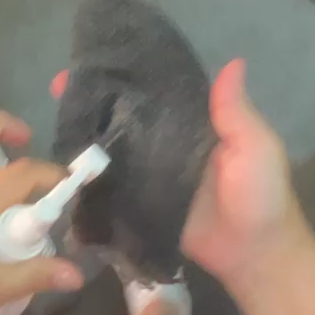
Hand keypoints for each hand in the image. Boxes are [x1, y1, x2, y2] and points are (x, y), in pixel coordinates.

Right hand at [49, 59, 305, 286]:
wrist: (254, 256)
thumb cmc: (261, 197)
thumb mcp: (256, 149)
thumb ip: (236, 113)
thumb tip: (233, 62)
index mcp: (194, 123)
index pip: (156, 91)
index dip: (129, 74)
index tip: (96, 58)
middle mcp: (167, 143)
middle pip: (126, 116)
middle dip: (94, 100)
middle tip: (58, 85)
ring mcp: (150, 174)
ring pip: (114, 148)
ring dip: (86, 135)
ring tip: (52, 119)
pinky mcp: (140, 204)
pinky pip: (113, 185)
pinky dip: (91, 176)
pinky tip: (62, 165)